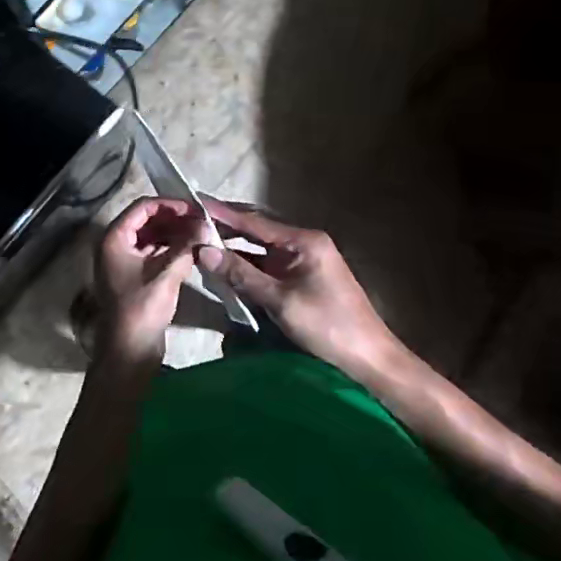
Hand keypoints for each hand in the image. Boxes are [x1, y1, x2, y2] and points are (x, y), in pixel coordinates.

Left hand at [95, 198, 205, 360]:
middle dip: (175, 219)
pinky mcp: (134, 276)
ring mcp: (123, 261)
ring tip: (201, 234)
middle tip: (202, 221)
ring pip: (151, 236)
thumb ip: (187, 246)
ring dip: (174, 234)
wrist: (129, 351)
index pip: (143, 207)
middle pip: (147, 220)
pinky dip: (171, 248)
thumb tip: (207, 225)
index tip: (195, 208)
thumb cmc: (142, 309)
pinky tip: (191, 250)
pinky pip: (153, 252)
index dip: (170, 205)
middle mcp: (115, 245)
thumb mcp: (166, 274)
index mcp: (115, 238)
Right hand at [195, 197, 404, 381]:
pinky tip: (224, 266)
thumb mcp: (280, 300)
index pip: (255, 221)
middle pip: (257, 230)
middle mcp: (304, 244)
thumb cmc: (327, 326)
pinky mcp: (302, 280)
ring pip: (261, 249)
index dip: (223, 212)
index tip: (194, 200)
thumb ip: (241, 274)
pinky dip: (247, 266)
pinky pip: (268, 266)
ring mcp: (303, 262)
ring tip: (199, 240)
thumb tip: (203, 250)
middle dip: (225, 227)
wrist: (369, 360)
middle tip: (191, 220)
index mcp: (304, 240)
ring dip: (234, 247)